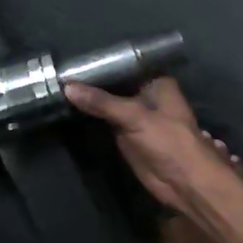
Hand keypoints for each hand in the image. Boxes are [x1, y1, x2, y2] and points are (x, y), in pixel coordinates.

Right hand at [64, 76, 235, 214]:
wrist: (183, 183)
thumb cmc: (168, 141)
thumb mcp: (134, 116)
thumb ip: (101, 102)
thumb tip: (67, 87)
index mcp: (157, 82)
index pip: (125, 65)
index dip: (102, 63)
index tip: (74, 59)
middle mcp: (147, 95)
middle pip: (115, 84)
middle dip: (92, 81)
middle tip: (60, 73)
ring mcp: (136, 115)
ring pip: (109, 102)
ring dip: (90, 98)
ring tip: (59, 86)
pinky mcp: (127, 134)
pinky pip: (105, 120)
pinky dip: (91, 115)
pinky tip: (69, 106)